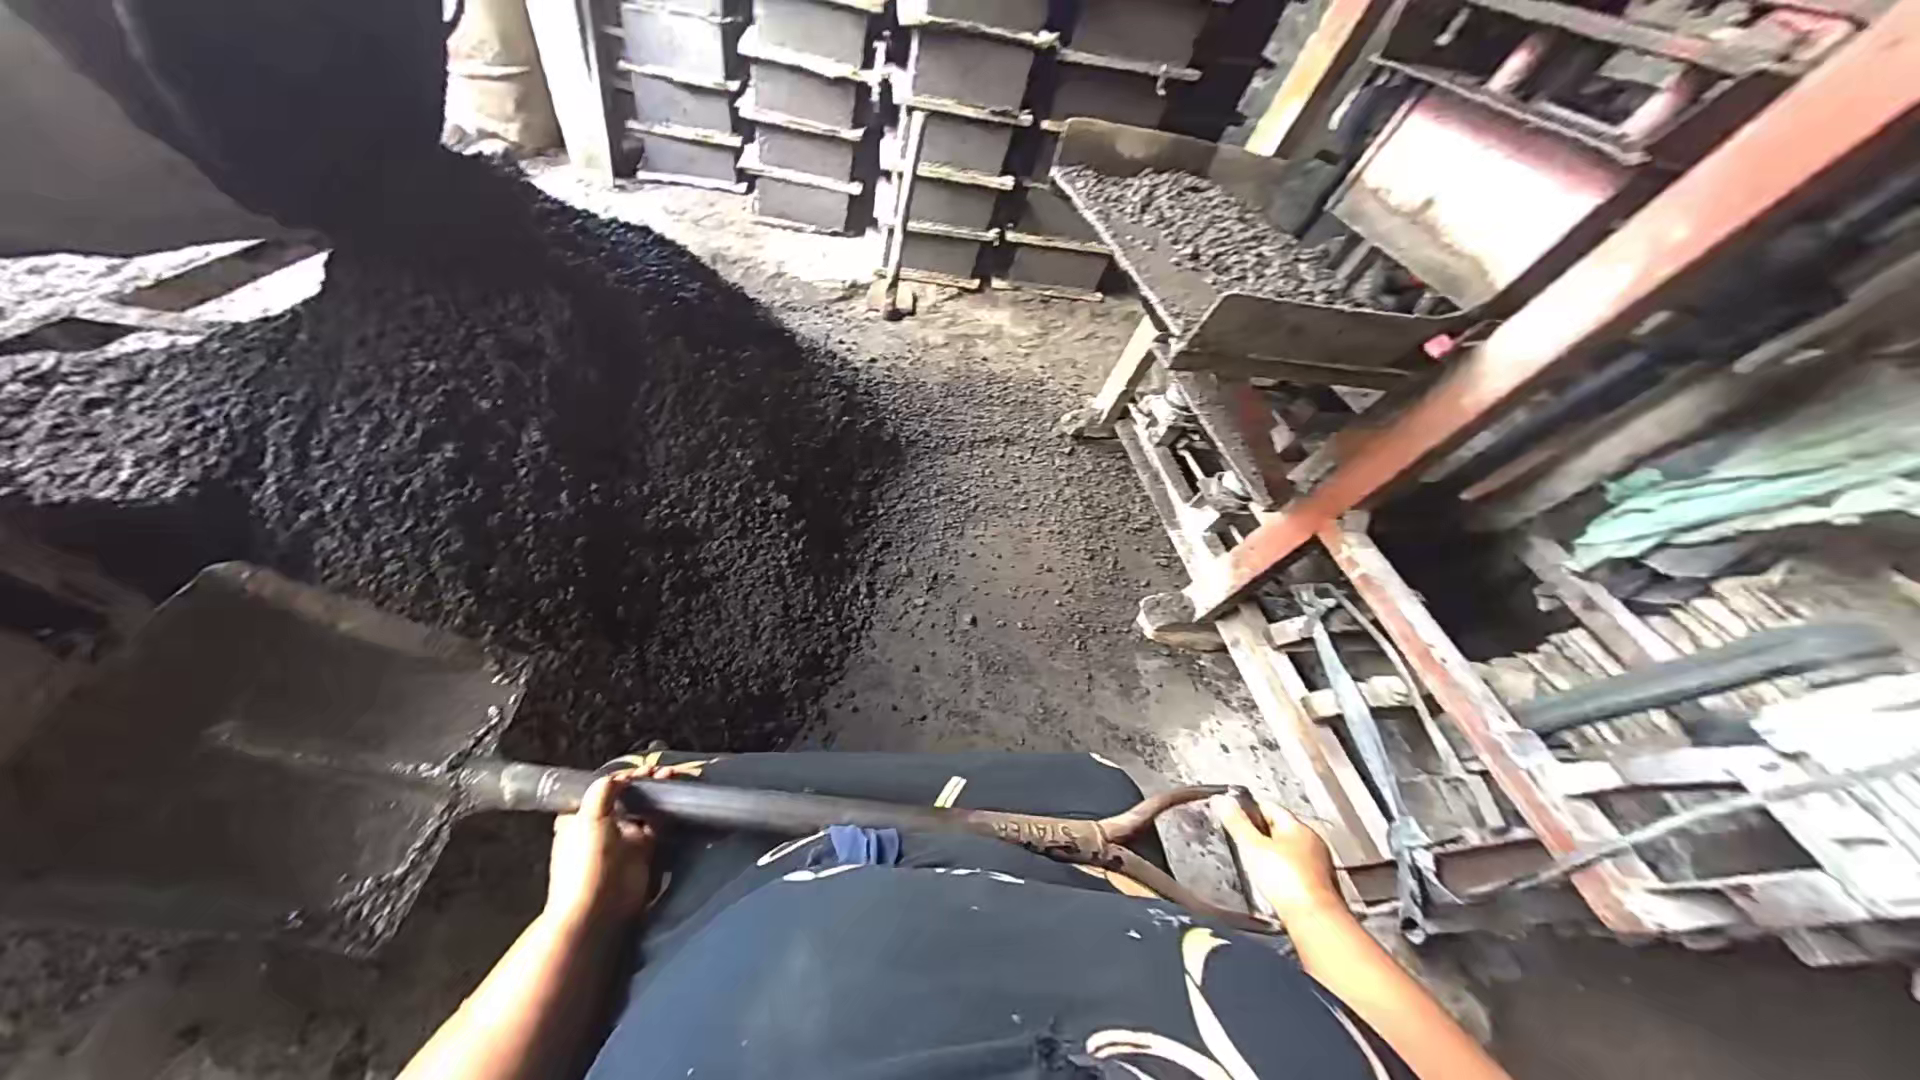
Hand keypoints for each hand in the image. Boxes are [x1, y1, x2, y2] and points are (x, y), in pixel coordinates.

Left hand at [546, 770, 656, 925]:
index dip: (623, 775)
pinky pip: (657, 822)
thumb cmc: (585, 864)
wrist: (598, 909)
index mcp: (580, 816)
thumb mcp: (588, 820)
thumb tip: (620, 776)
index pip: (603, 786)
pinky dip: (667, 808)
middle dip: (644, 781)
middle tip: (660, 773)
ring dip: (657, 791)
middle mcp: (601, 823)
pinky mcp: (643, 847)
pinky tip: (676, 796)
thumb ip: (602, 792)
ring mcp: (623, 836)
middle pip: (626, 794)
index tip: (642, 770)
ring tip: (671, 777)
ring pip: (643, 805)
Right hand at [1213, 793, 1344, 921]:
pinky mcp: (1320, 888)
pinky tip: (1272, 883)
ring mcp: (1319, 866)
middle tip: (1240, 840)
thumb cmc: (1286, 881)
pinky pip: (1296, 872)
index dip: (1249, 809)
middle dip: (1260, 834)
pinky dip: (1283, 874)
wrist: (1315, 921)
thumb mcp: (1252, 847)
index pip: (1269, 807)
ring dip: (1272, 855)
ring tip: (1253, 864)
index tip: (1233, 815)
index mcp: (1298, 827)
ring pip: (1289, 852)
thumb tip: (1222, 801)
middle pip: (1280, 829)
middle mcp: (1313, 843)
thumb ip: (1237, 822)